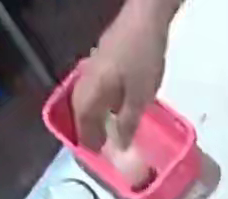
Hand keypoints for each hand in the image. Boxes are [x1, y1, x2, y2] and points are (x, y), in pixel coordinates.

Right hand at [71, 0, 170, 149]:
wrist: (146, 17)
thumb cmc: (143, 60)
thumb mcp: (139, 98)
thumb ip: (127, 123)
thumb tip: (118, 146)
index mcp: (94, 87)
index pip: (82, 117)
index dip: (86, 136)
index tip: (92, 153)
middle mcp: (88, 75)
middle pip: (80, 105)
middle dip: (86, 126)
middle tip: (96, 144)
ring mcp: (95, 62)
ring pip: (86, 93)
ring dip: (92, 113)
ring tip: (102, 128)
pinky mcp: (105, 55)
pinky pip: (95, 84)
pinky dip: (99, 100)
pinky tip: (111, 105)